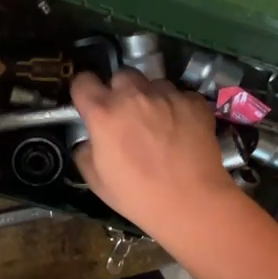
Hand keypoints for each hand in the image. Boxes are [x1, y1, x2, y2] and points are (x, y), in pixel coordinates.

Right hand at [70, 69, 240, 235]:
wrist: (190, 202)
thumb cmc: (137, 196)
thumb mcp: (96, 181)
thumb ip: (85, 151)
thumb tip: (91, 141)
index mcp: (104, 113)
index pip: (83, 81)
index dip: (85, 92)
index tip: (89, 104)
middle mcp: (134, 96)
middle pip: (121, 76)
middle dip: (121, 91)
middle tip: (127, 115)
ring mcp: (167, 95)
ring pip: (154, 84)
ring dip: (151, 98)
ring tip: (159, 123)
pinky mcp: (194, 101)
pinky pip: (181, 96)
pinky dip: (178, 107)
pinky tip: (182, 128)